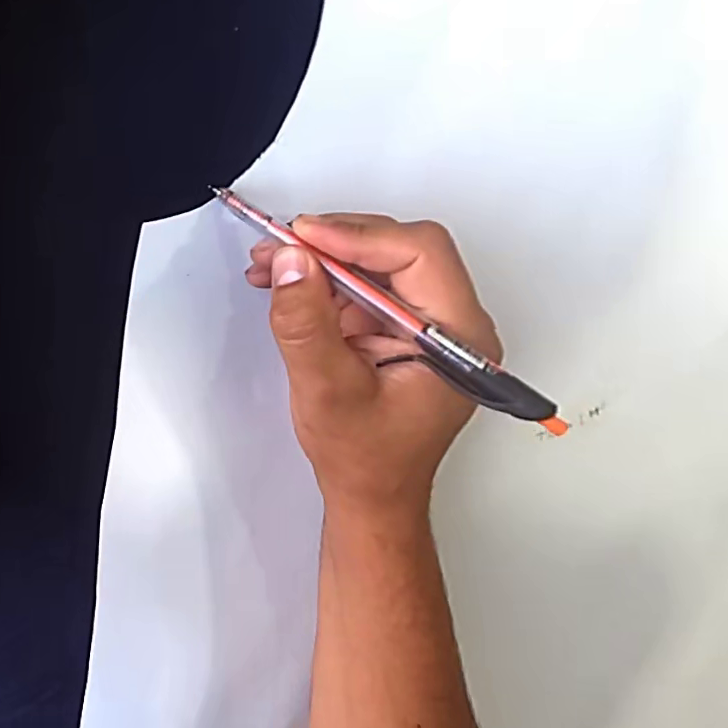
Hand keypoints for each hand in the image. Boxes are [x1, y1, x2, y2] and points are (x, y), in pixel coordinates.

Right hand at [246, 215, 498, 516]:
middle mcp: (449, 320)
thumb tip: (289, 260)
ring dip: (318, 256)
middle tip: (280, 247)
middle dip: (331, 241)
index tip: (303, 236)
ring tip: (269, 263)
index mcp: (457, 336)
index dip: (357, 236)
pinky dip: (318, 276)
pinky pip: (358, 279)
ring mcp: (421, 319)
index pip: (419, 253)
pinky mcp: (394, 322)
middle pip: (395, 247)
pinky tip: (285, 282)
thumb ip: (306, 322)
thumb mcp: (327, 388)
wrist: (370, 492)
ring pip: (372, 258)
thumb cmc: (365, 456)